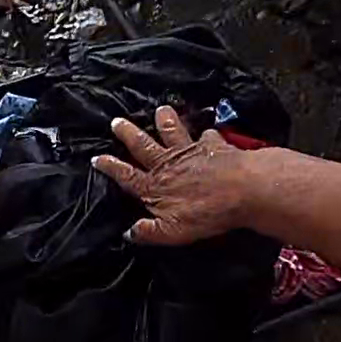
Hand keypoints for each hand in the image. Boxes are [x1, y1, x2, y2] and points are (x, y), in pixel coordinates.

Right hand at [91, 105, 262, 245]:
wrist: (243, 190)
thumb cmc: (206, 213)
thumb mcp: (172, 232)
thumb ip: (149, 232)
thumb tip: (128, 233)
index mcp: (155, 186)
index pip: (127, 176)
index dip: (111, 167)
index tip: (97, 158)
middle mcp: (168, 164)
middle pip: (143, 146)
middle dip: (128, 134)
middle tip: (116, 121)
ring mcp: (191, 151)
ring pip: (173, 132)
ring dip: (166, 120)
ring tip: (160, 108)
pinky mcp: (214, 146)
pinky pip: (208, 136)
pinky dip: (207, 132)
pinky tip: (208, 128)